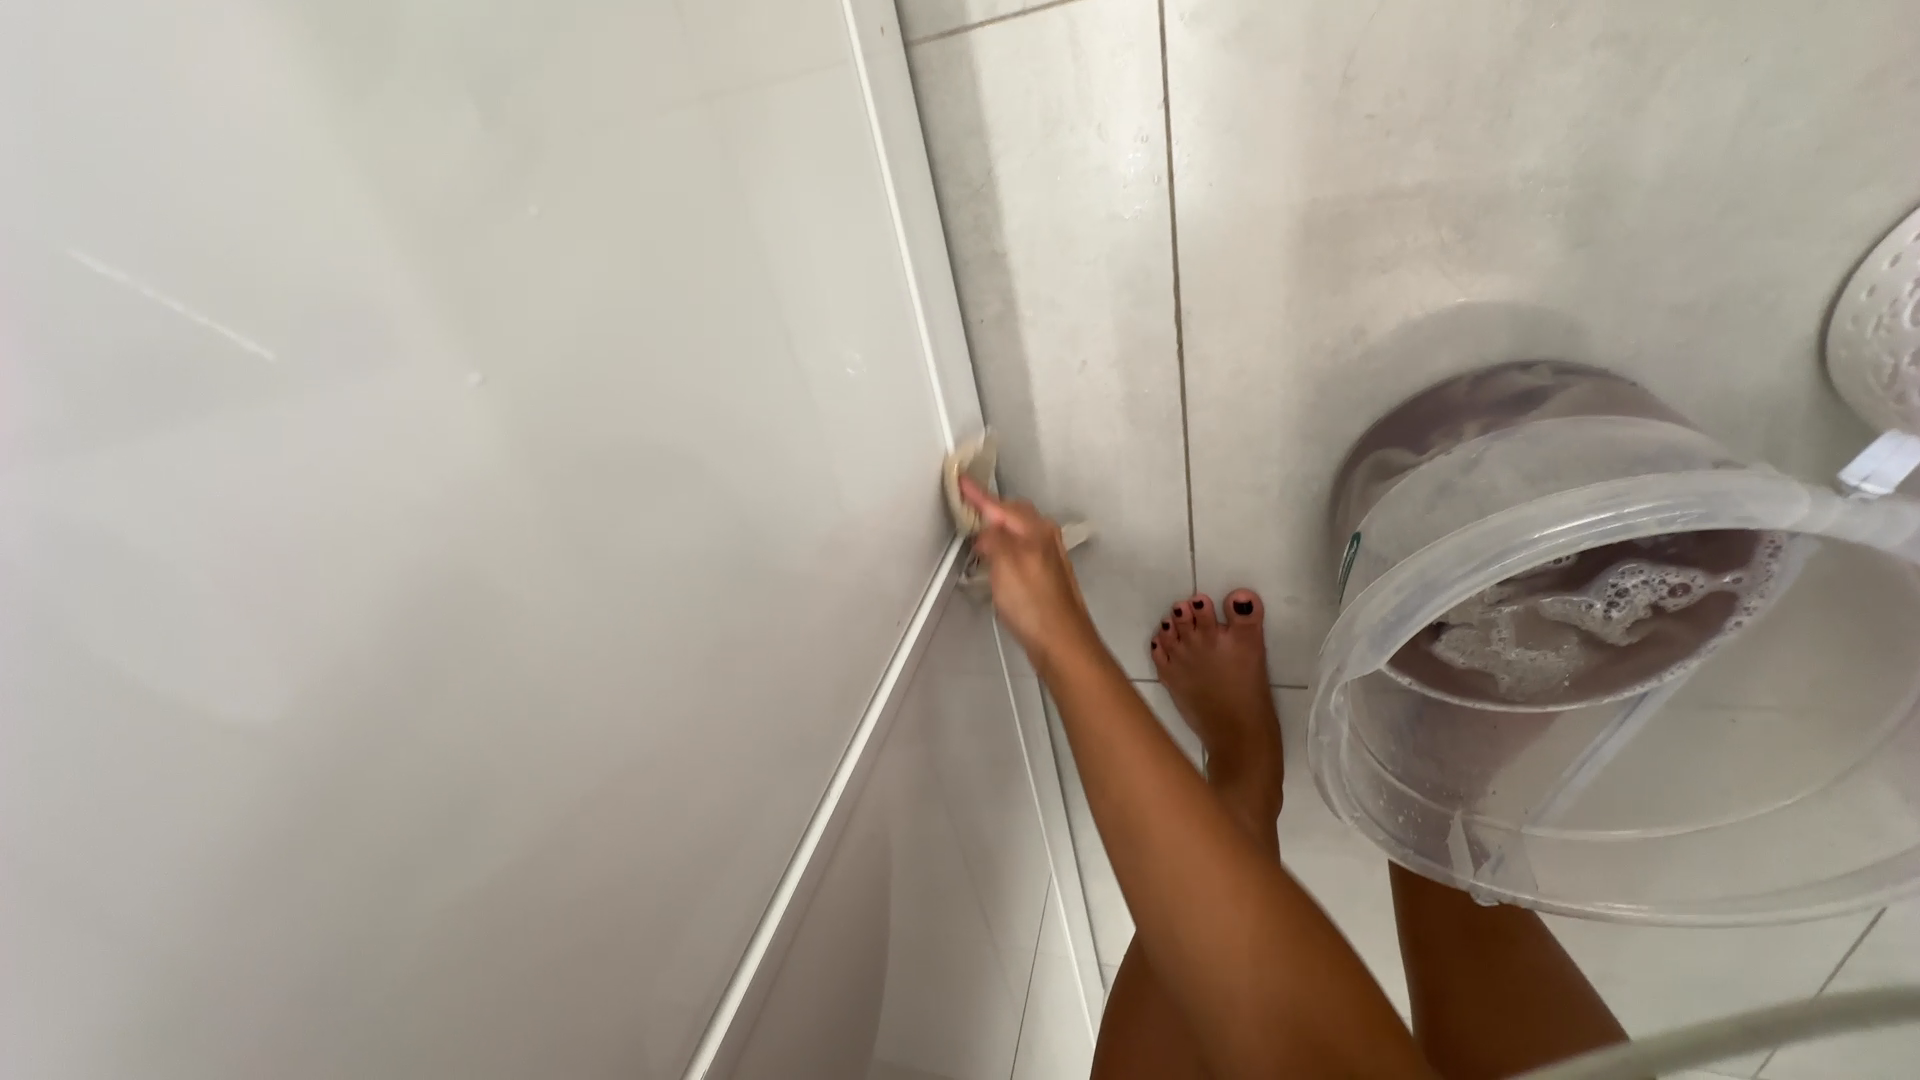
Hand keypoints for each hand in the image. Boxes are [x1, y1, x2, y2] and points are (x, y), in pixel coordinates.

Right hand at [958, 476, 1099, 664]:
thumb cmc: (1034, 606)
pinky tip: (998, 561)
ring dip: (999, 529)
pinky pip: (1022, 548)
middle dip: (991, 509)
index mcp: (1035, 530)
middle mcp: (1045, 538)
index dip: (978, 494)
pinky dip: (1006, 547)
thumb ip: (993, 539)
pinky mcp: (1046, 576)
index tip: (962, 480)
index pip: (1000, 505)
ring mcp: (1048, 557)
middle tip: (969, 507)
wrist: (1061, 642)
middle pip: (1014, 513)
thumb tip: (986, 530)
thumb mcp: (1005, 565)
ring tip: (979, 533)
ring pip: (1020, 530)